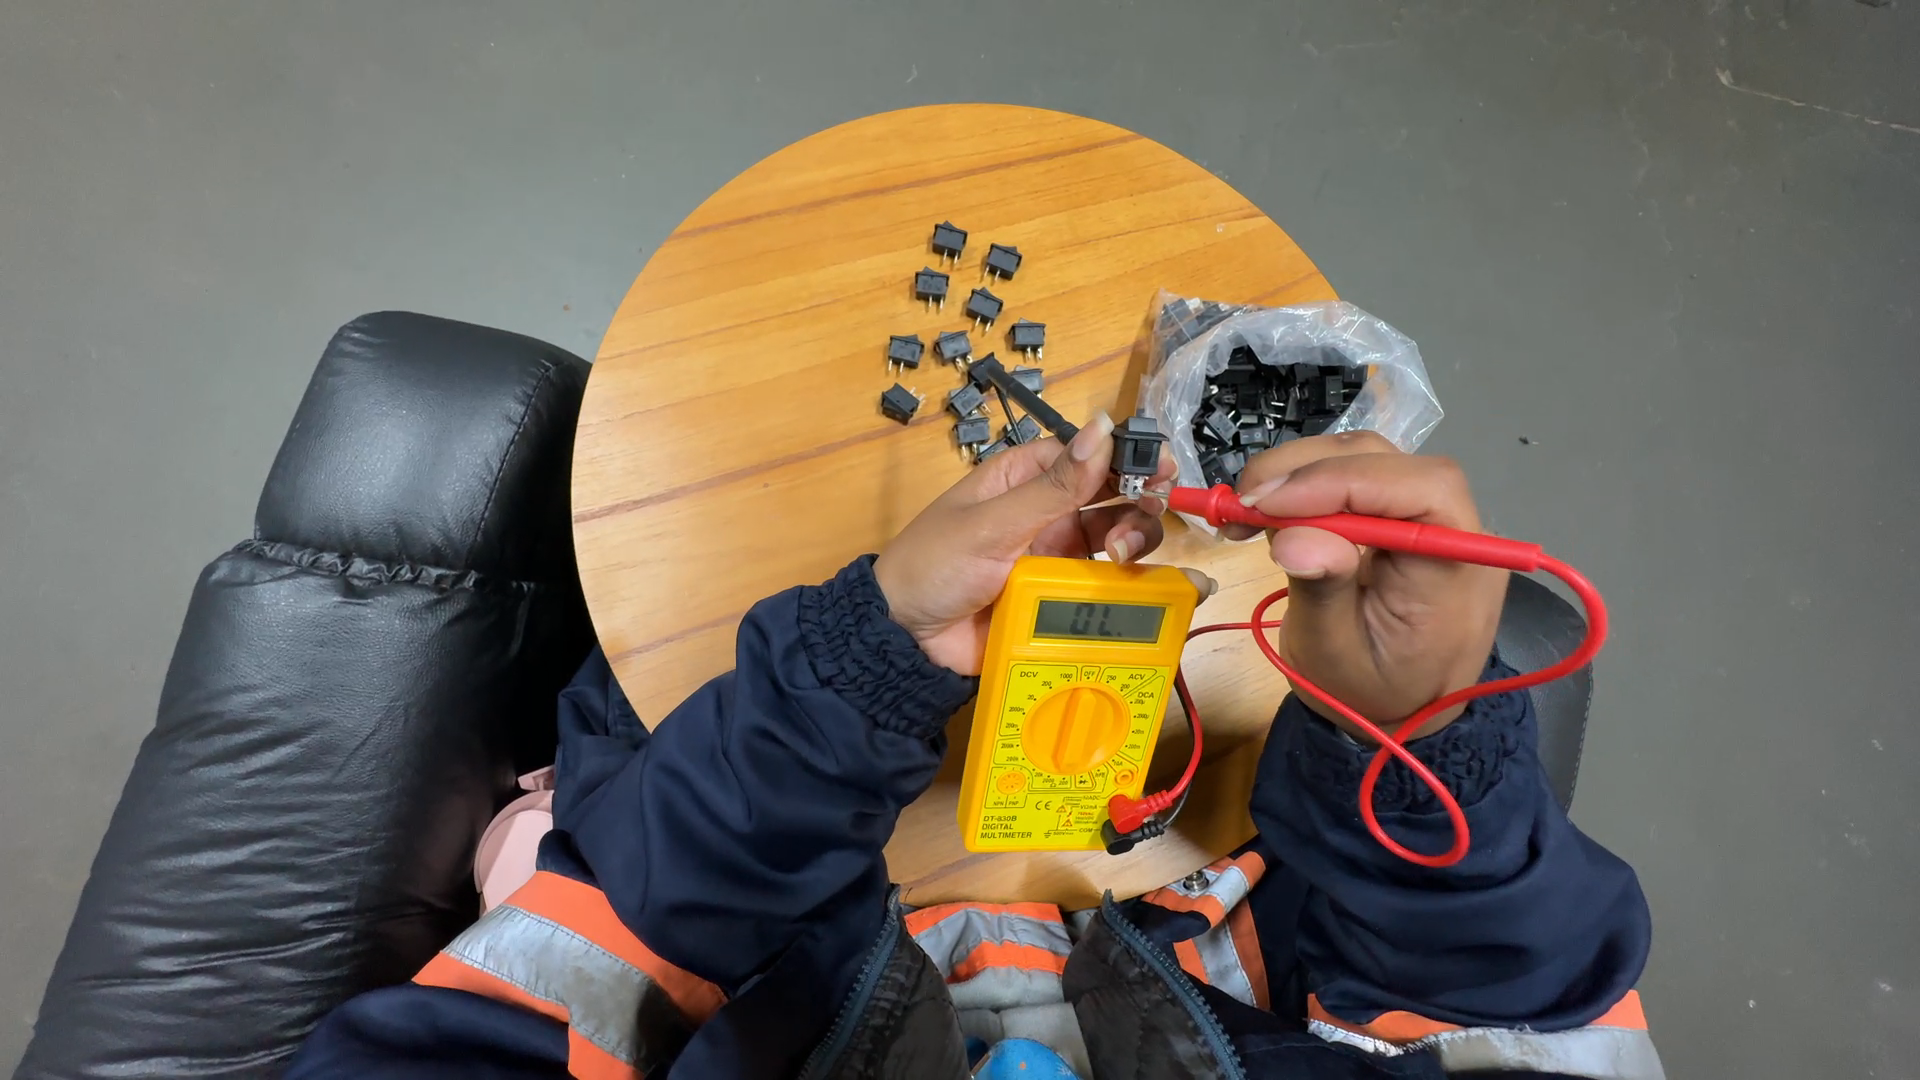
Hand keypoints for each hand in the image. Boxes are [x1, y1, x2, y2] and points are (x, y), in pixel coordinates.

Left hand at [874, 412, 1199, 673]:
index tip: (1159, 466)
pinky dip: (1141, 585)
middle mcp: (1049, 514)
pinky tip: (1171, 588)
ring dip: (1137, 540)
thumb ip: (1051, 485)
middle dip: (1139, 500)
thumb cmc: (934, 565)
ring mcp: (1059, 557)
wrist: (907, 639)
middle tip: (1142, 513)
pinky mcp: (1063, 599)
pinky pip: (1110, 587)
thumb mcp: (991, 522)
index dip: (1127, 456)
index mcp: (1025, 480)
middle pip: (1115, 495)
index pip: (1088, 454)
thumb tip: (1102, 427)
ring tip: (1123, 556)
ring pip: (1120, 539)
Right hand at [1228, 432, 1506, 738]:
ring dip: (1293, 472)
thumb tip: (1292, 539)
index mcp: (1454, 567)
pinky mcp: (1386, 512)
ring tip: (1245, 510)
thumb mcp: (1335, 656)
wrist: (1392, 707)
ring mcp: (1416, 515)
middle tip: (1243, 505)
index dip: (1342, 482)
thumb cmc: (1369, 691)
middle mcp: (1447, 526)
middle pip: (1383, 459)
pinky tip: (1263, 512)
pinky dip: (1295, 483)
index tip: (1270, 504)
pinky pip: (1342, 474)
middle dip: (1304, 470)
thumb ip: (1322, 592)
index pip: (1419, 489)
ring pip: (1358, 455)